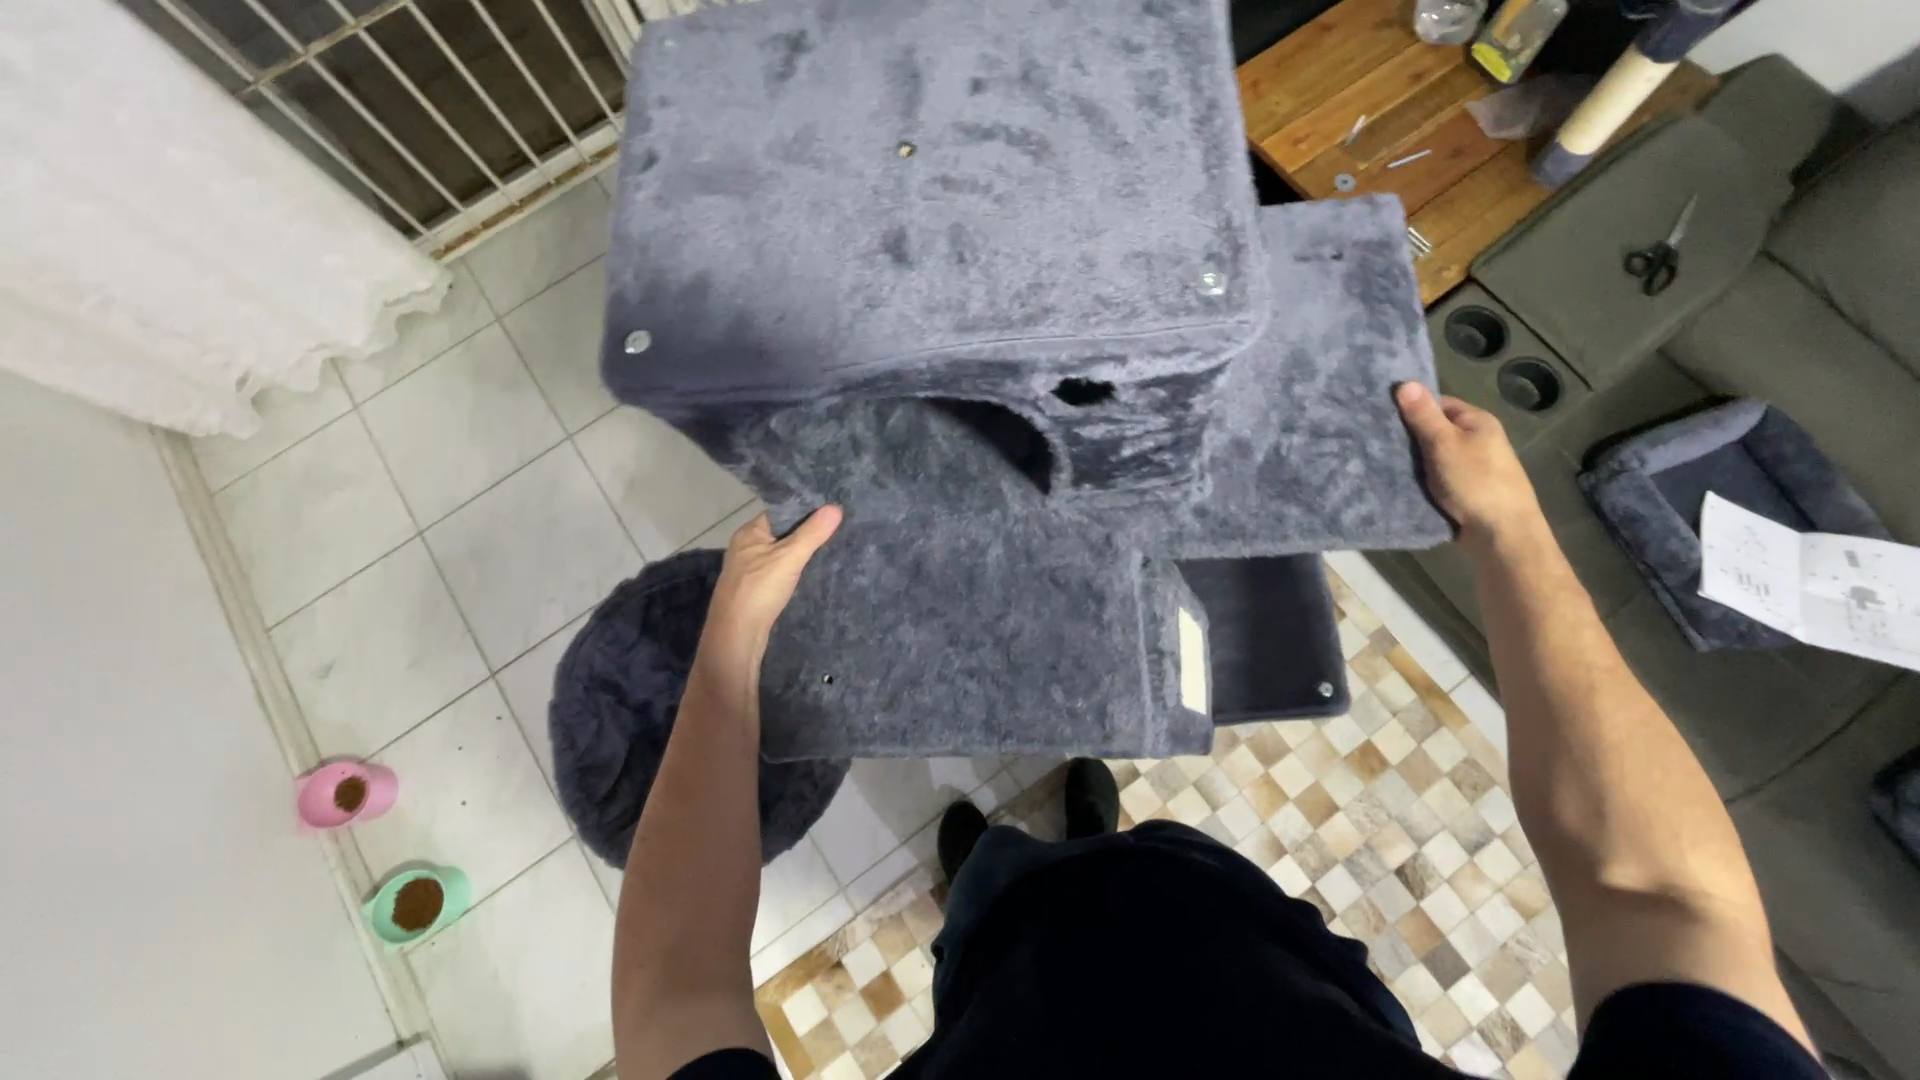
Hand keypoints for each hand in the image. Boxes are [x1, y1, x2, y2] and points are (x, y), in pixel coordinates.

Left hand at [700, 505, 842, 663]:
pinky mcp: (753, 588)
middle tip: (835, 532)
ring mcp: (747, 569)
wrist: (737, 634)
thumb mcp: (790, 557)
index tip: (830, 513)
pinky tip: (808, 574)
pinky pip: (776, 571)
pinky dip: (791, 571)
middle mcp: (745, 547)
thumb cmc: (759, 589)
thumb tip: (835, 507)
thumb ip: (812, 533)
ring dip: (798, 554)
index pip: (781, 512)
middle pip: (781, 532)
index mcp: (749, 532)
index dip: (805, 511)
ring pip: (779, 553)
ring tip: (827, 550)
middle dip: (804, 533)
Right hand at [1395, 383, 1542, 550]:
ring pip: (1432, 456)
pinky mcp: (1463, 489)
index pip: (1438, 404)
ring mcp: (1471, 466)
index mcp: (1477, 421)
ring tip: (1379, 462)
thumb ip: (1423, 415)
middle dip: (1408, 437)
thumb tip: (1405, 382)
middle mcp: (1477, 439)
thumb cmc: (1474, 481)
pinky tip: (1397, 483)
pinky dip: (1418, 479)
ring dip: (1411, 461)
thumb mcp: (1444, 443)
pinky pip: (1434, 476)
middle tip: (1375, 442)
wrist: (1499, 532)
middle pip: (1434, 430)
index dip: (1411, 408)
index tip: (1382, 418)